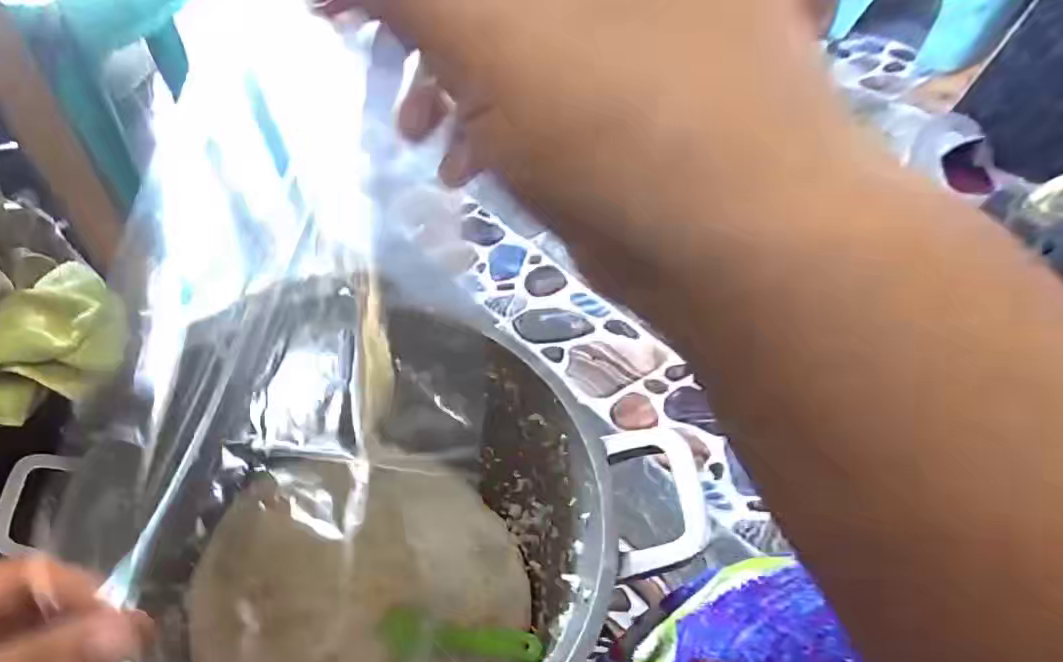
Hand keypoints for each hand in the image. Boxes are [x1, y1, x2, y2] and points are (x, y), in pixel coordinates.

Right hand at [330, 0, 854, 280]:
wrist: (731, 237)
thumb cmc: (617, 122)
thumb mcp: (494, 38)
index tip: (331, 14)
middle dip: (420, 24)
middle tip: (374, 60)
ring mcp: (628, 20)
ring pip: (508, 28)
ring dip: (447, 73)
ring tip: (417, 131)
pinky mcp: (625, 83)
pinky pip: (535, 75)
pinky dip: (490, 110)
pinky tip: (465, 159)